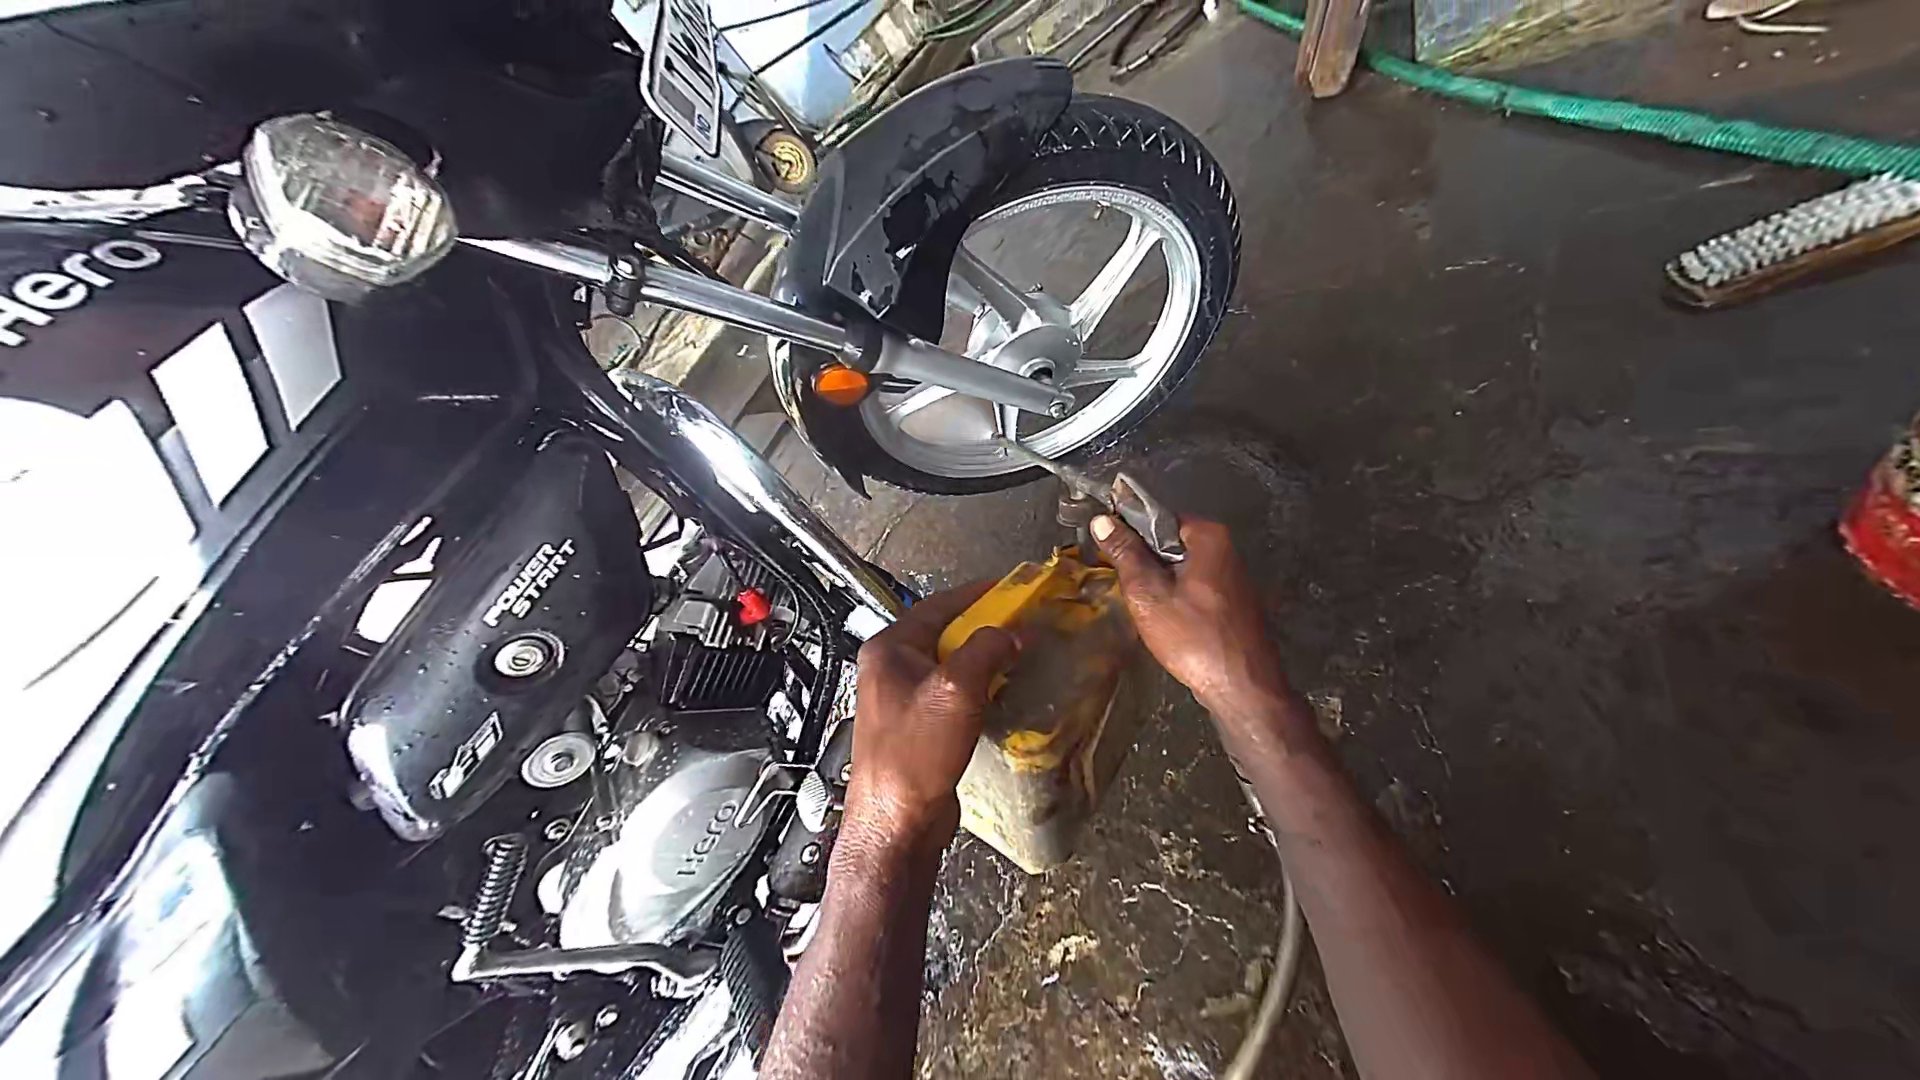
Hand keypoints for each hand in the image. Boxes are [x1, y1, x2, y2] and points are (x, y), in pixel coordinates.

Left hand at [844, 583, 1019, 853]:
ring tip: (1015, 655)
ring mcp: (902, 699)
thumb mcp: (956, 690)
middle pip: (943, 634)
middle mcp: (891, 669)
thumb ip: (985, 650)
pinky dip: (976, 687)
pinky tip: (998, 693)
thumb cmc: (914, 755)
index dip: (974, 594)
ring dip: (981, 659)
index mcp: (889, 649)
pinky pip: (951, 694)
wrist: (897, 823)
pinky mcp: (917, 726)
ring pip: (949, 665)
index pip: (936, 606)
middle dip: (982, 628)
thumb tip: (1011, 633)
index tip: (1006, 588)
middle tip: (1017, 623)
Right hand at [1090, 514, 1291, 720]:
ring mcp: (1233, 576)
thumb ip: (1125, 553)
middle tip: (1127, 587)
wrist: (1243, 689)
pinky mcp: (1234, 601)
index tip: (1109, 554)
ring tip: (1145, 607)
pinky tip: (1168, 622)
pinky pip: (1194, 587)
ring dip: (1159, 583)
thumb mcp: (1148, 593)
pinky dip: (1177, 598)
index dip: (1128, 533)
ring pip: (1180, 568)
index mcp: (1208, 536)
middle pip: (1169, 544)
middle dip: (1144, 562)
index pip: (1155, 517)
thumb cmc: (1193, 637)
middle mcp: (1226, 548)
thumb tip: (1102, 520)